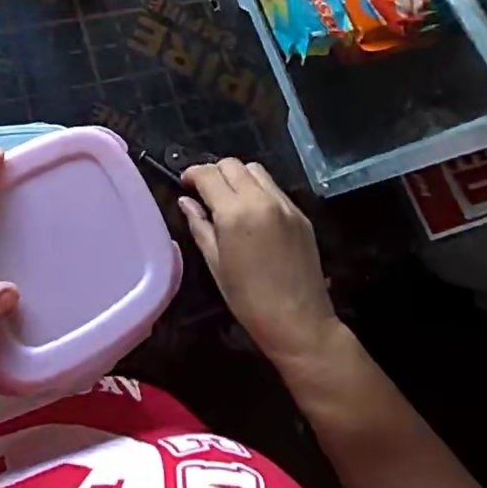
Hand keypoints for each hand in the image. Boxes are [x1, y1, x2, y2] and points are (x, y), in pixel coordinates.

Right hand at [179, 158, 338, 366]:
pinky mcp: (301, 215)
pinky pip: (274, 189)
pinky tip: (253, 214)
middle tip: (206, 192)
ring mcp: (285, 205)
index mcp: (235, 213)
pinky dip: (258, 190)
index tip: (185, 184)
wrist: (299, 322)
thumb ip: (199, 225)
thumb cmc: (248, 299)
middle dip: (215, 172)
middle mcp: (261, 200)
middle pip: (232, 164)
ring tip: (230, 199)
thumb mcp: (215, 263)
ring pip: (256, 170)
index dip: (193, 174)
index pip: (209, 174)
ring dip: (238, 177)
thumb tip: (186, 201)